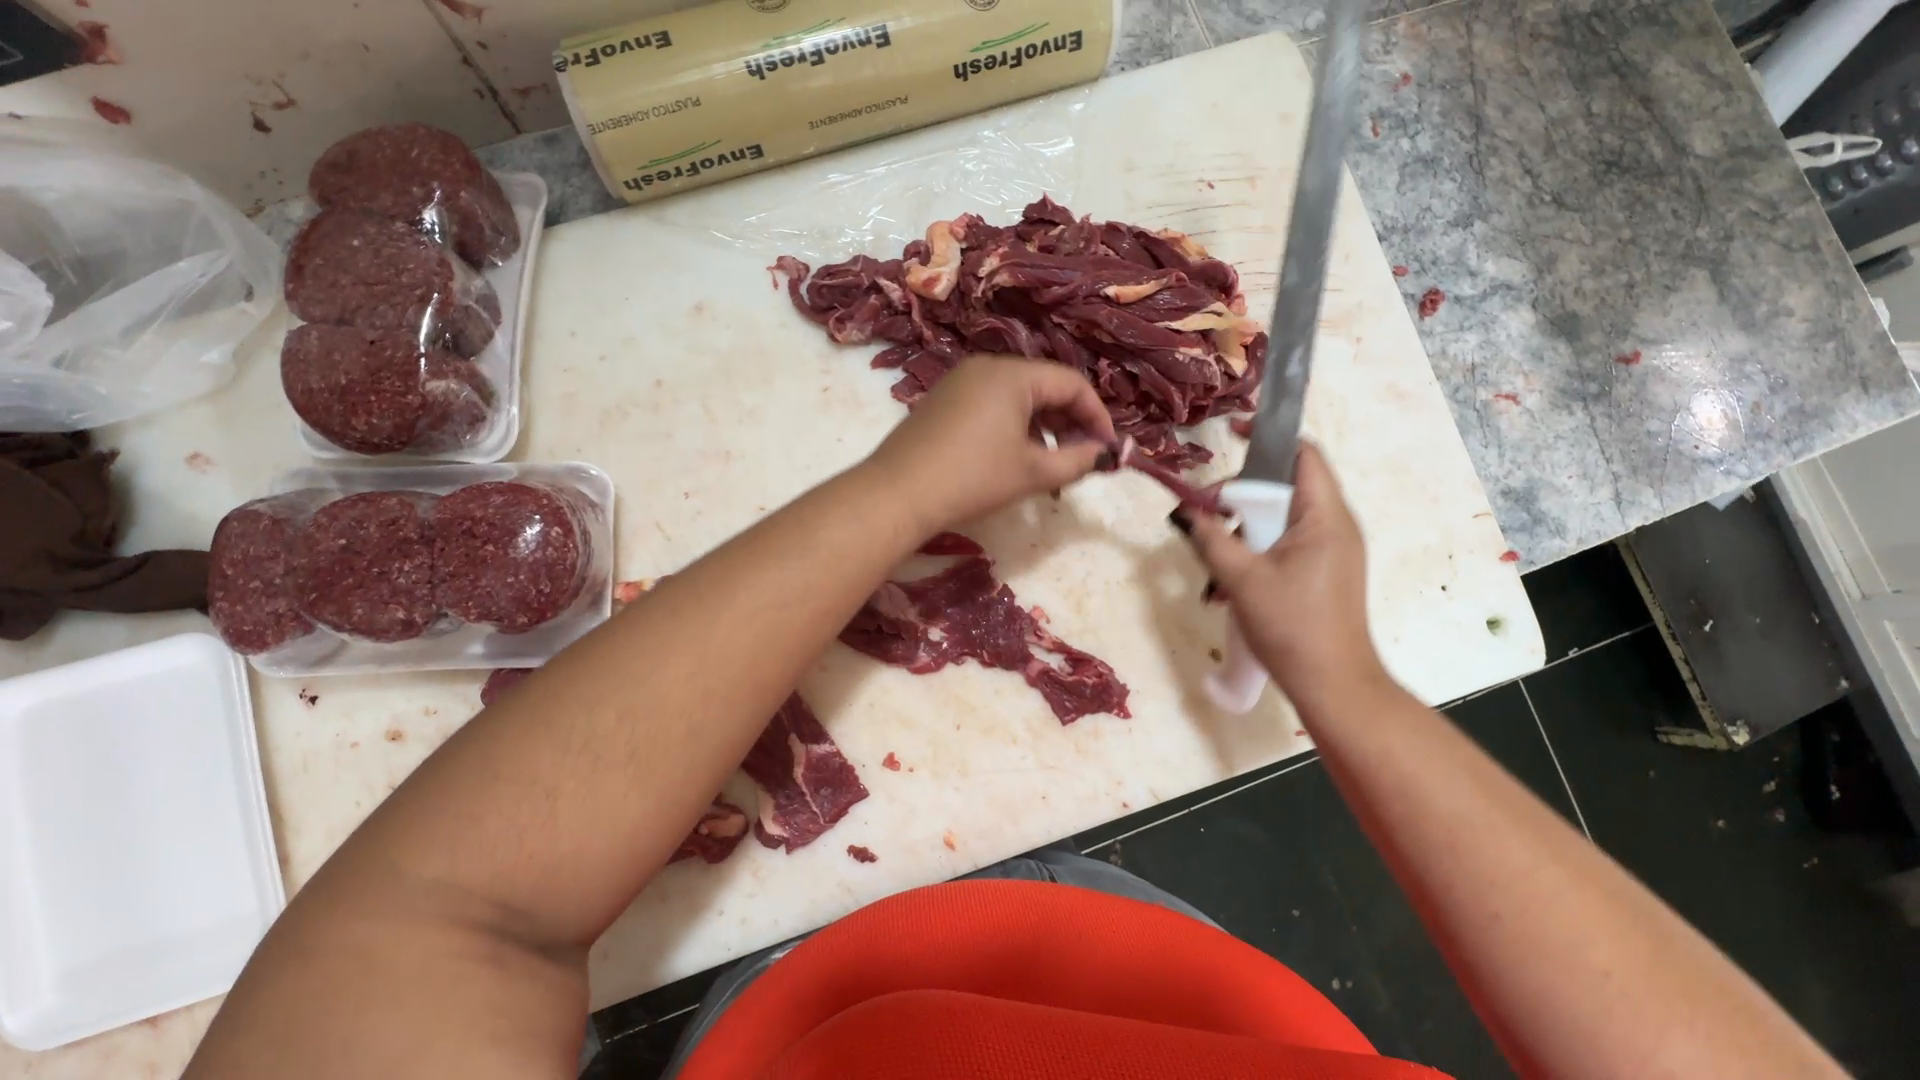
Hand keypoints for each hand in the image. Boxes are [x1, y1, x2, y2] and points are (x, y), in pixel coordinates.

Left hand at [865, 356, 1116, 535]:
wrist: (897, 494)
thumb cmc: (972, 479)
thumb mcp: (1032, 472)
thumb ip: (1076, 461)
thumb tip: (1100, 453)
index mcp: (1012, 374)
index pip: (1071, 383)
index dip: (1097, 416)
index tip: (1108, 450)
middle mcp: (986, 367)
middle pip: (1044, 386)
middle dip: (1069, 422)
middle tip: (1082, 459)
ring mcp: (960, 382)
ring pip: (1018, 397)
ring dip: (1042, 427)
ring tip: (1051, 465)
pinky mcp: (942, 401)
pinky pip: (992, 404)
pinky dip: (1013, 426)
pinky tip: (1015, 459)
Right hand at [1181, 443, 1388, 705]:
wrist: (1333, 685)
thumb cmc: (1291, 626)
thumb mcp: (1241, 579)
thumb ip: (1210, 538)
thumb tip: (1184, 512)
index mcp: (1324, 516)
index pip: (1302, 454)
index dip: (1267, 437)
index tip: (1230, 434)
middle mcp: (1335, 526)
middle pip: (1284, 487)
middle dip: (1241, 498)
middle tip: (1208, 516)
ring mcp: (1333, 552)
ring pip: (1281, 521)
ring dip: (1244, 532)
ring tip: (1214, 561)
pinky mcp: (1325, 574)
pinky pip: (1286, 547)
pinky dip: (1257, 554)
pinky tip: (1230, 585)